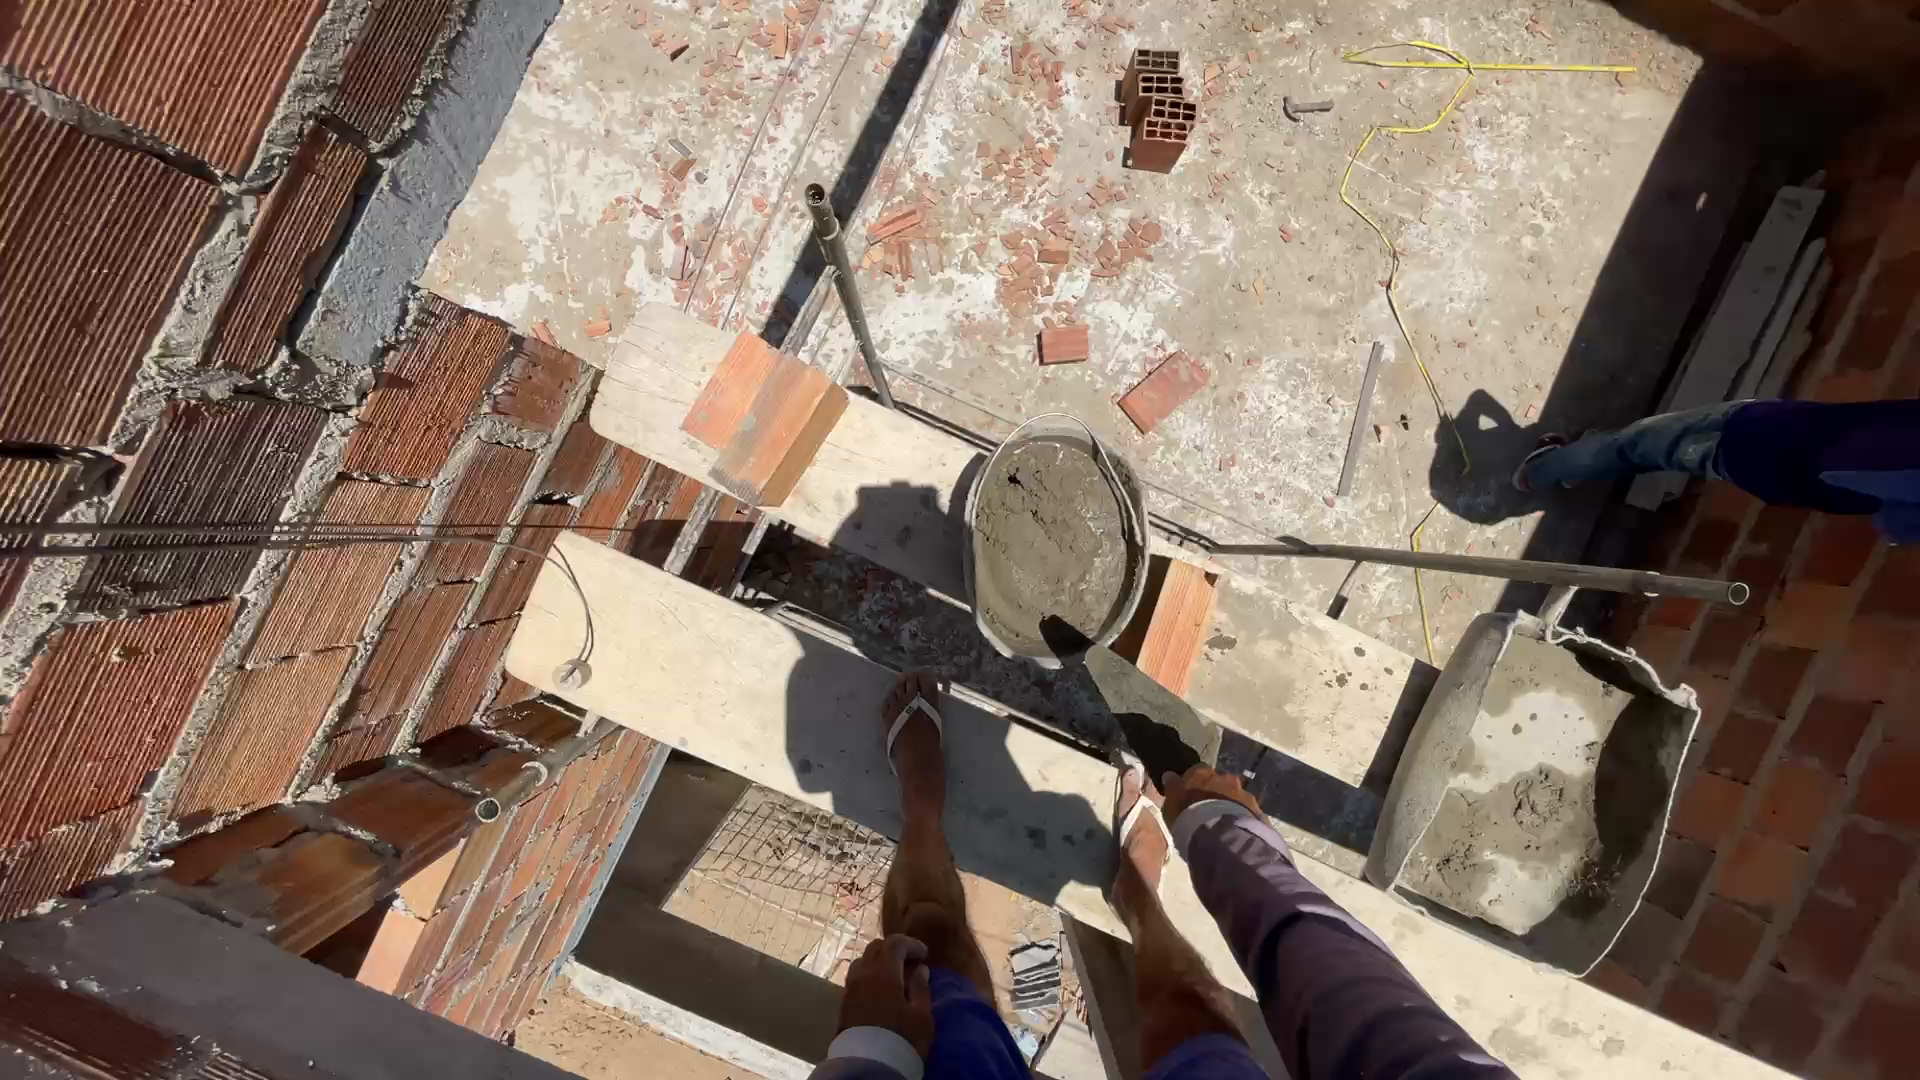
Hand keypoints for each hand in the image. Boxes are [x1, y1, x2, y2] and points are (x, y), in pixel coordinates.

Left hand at [837, 934, 934, 1057]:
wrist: (868, 1070)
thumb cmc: (901, 1040)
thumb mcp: (921, 1016)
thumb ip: (921, 989)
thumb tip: (921, 969)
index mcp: (884, 971)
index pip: (895, 942)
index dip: (911, 944)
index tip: (924, 954)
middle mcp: (864, 973)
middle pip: (876, 947)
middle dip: (894, 949)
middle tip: (909, 962)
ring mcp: (850, 988)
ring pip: (863, 961)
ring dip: (879, 962)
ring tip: (893, 976)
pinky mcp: (844, 1005)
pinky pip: (856, 979)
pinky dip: (869, 976)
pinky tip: (879, 991)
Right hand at [1159, 764, 1262, 826]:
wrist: (1221, 836)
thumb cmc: (1189, 815)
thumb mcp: (1170, 803)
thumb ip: (1173, 787)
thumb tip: (1170, 776)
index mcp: (1201, 772)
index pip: (1196, 770)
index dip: (1194, 782)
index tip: (1191, 794)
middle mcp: (1225, 777)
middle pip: (1220, 782)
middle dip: (1216, 792)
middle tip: (1209, 809)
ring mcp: (1244, 794)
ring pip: (1236, 796)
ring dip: (1230, 805)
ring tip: (1224, 824)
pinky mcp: (1258, 811)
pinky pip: (1248, 813)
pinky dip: (1242, 818)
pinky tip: (1237, 831)